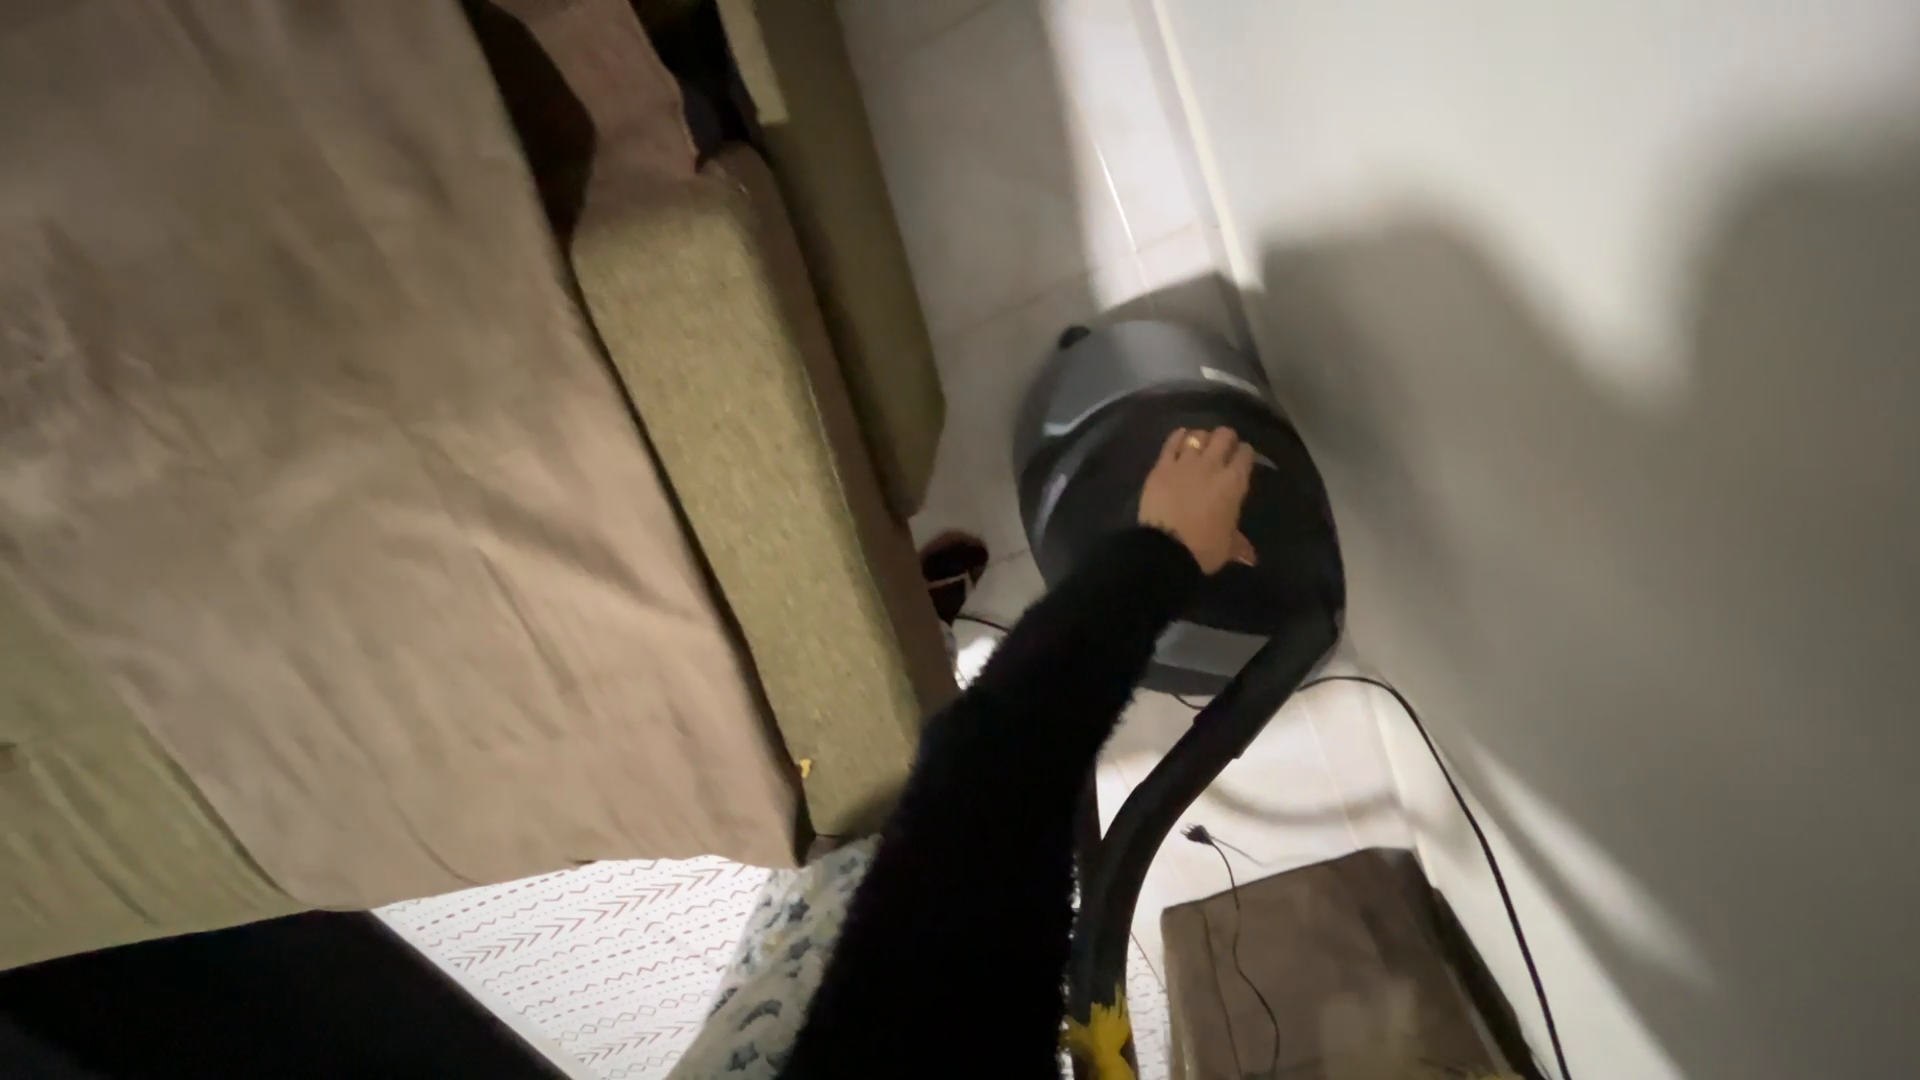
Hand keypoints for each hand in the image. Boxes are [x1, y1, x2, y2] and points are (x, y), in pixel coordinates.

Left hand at [1138, 427, 1256, 573]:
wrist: (1166, 548)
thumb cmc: (1203, 549)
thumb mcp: (1226, 547)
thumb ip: (1238, 544)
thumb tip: (1250, 557)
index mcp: (1234, 482)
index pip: (1246, 454)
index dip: (1244, 453)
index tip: (1241, 458)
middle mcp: (1212, 465)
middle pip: (1223, 436)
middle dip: (1225, 438)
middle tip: (1222, 447)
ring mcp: (1185, 463)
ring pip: (1198, 436)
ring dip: (1201, 437)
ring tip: (1200, 444)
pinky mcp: (1161, 466)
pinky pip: (1171, 442)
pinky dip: (1177, 437)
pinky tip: (1180, 436)